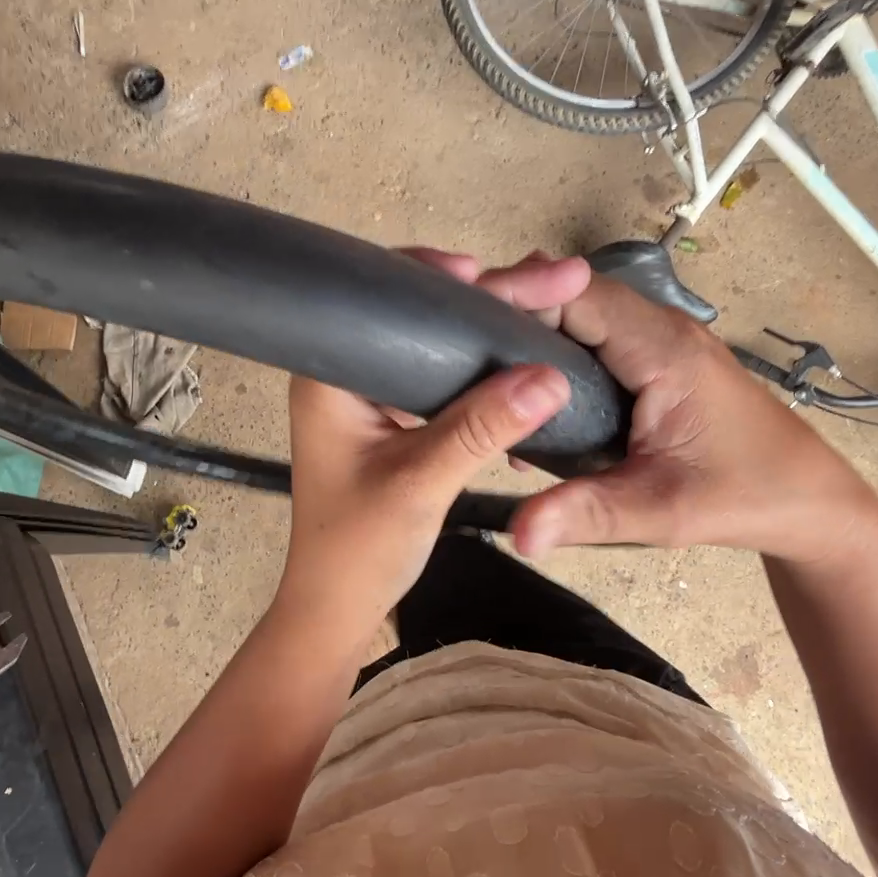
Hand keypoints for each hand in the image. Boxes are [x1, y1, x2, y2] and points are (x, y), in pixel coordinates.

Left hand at [278, 252, 576, 625]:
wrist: (339, 603)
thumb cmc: (358, 548)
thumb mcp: (421, 484)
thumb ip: (480, 429)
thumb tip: (549, 377)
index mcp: (327, 376)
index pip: (382, 302)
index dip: (438, 279)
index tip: (495, 273)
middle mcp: (341, 374)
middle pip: (412, 316)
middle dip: (480, 299)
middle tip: (550, 282)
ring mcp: (364, 397)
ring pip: (429, 344)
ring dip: (482, 331)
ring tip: (542, 308)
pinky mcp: (386, 419)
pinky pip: (435, 375)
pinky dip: (475, 366)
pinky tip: (515, 359)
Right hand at [486, 258, 877, 562]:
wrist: (808, 500)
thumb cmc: (743, 496)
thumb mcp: (660, 511)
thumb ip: (586, 514)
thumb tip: (516, 534)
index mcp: (661, 350)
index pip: (576, 292)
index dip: (518, 292)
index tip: (463, 316)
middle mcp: (659, 330)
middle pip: (570, 291)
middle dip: (512, 306)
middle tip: (456, 346)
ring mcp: (657, 341)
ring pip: (578, 310)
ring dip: (529, 326)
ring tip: (476, 364)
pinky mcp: (652, 360)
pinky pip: (591, 334)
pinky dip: (551, 346)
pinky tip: (522, 390)